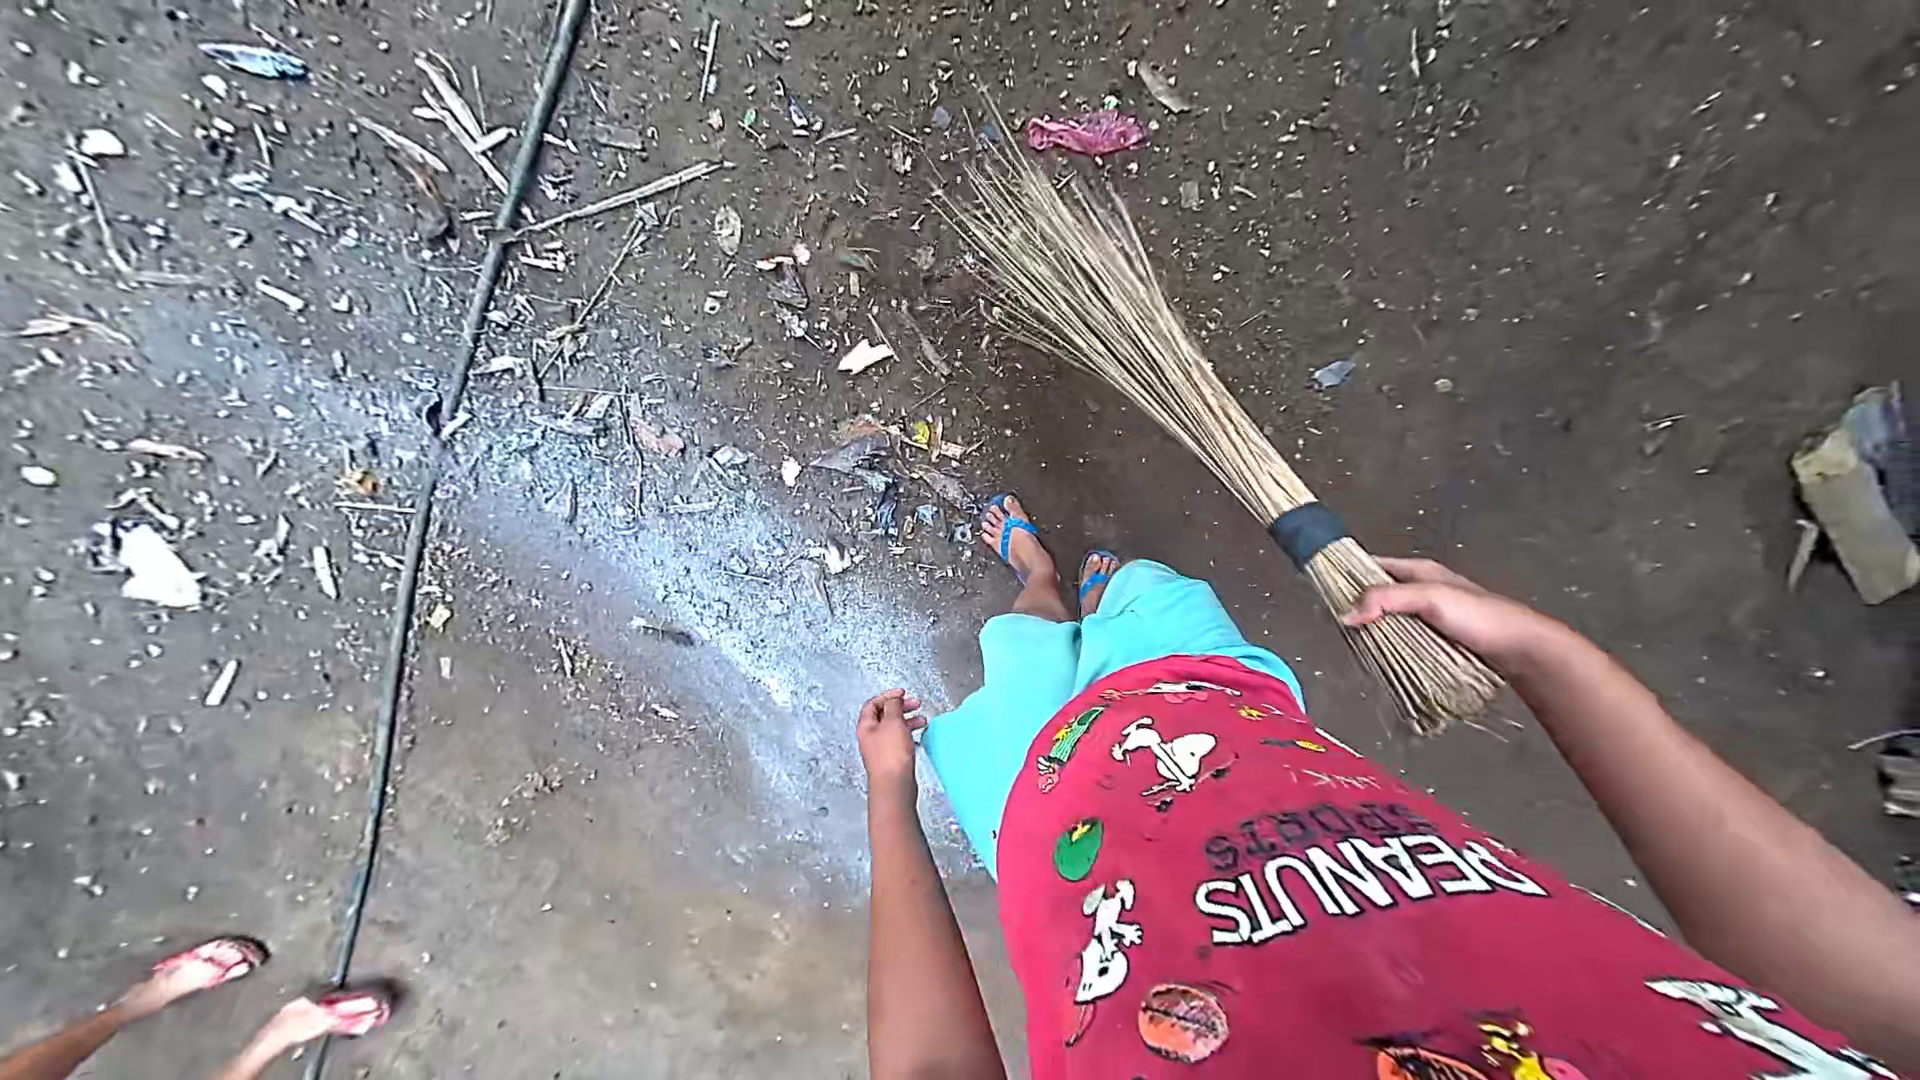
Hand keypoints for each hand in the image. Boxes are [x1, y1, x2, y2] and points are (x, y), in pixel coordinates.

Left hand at [856, 689, 924, 793]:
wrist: (895, 784)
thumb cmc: (891, 756)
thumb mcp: (893, 721)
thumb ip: (893, 706)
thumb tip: (893, 698)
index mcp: (866, 726)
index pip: (873, 704)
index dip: (888, 696)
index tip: (901, 693)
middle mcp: (871, 737)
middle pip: (884, 715)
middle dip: (900, 707)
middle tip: (914, 703)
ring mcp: (880, 749)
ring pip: (894, 728)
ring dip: (908, 721)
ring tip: (921, 720)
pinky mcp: (891, 759)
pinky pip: (899, 741)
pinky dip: (909, 734)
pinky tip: (918, 736)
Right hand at [1343, 557, 1582, 674]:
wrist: (1524, 649)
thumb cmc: (1482, 617)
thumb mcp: (1429, 598)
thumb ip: (1386, 599)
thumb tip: (1346, 614)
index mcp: (1419, 570)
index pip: (1370, 565)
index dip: (1348, 574)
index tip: (1327, 590)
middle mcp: (1420, 587)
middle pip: (1375, 592)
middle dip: (1357, 605)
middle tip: (1340, 621)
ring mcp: (1427, 612)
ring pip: (1386, 615)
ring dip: (1372, 626)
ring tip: (1357, 638)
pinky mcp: (1434, 634)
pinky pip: (1399, 634)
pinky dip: (1387, 640)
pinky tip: (1381, 650)